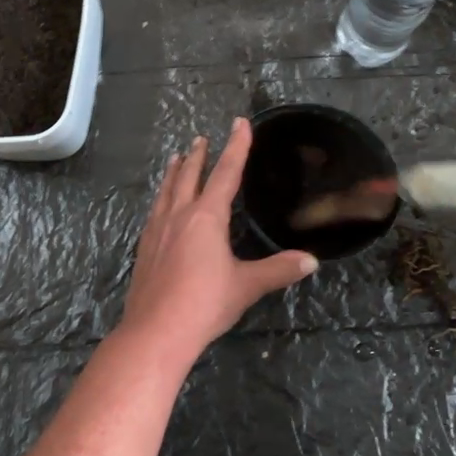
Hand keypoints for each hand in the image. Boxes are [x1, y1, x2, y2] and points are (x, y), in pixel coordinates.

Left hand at [118, 117, 318, 363]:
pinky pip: (155, 211)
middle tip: (202, 138)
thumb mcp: (246, 286)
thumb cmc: (204, 304)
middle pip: (191, 176)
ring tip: (177, 158)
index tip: (240, 123)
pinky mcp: (144, 248)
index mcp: (207, 217)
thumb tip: (311, 261)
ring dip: (175, 172)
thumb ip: (278, 270)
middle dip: (200, 156)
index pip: (226, 173)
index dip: (236, 147)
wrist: (155, 331)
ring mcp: (157, 230)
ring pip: (168, 191)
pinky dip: (161, 197)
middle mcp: (180, 215)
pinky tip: (159, 205)